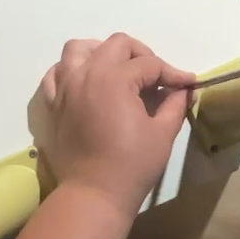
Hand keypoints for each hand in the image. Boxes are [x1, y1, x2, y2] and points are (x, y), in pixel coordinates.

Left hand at [34, 34, 195, 213]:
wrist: (93, 194)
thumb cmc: (132, 164)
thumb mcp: (162, 134)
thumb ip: (174, 105)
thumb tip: (183, 90)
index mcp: (115, 78)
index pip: (149, 64)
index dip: (172, 73)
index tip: (187, 84)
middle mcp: (86, 74)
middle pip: (116, 45)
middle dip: (140, 55)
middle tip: (154, 76)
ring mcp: (65, 87)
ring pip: (79, 49)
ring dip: (100, 52)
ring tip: (116, 70)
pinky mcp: (52, 104)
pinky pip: (55, 74)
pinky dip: (70, 71)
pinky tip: (84, 83)